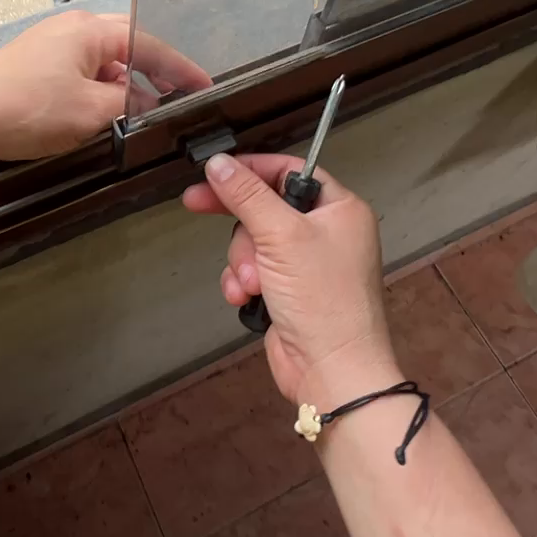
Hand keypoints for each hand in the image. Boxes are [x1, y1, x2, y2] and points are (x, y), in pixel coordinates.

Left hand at [0, 10, 211, 161]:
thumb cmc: (31, 109)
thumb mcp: (91, 111)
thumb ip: (126, 102)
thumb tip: (142, 99)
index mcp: (89, 30)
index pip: (147, 43)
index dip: (179, 68)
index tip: (203, 85)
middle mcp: (70, 28)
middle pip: (124, 42)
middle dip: (153, 67)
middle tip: (178, 90)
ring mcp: (48, 44)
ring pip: (100, 57)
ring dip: (124, 80)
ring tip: (145, 105)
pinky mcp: (31, 63)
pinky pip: (79, 68)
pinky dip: (99, 85)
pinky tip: (103, 108)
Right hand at [182, 154, 399, 406]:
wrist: (332, 374)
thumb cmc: (323, 301)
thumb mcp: (281, 235)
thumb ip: (246, 195)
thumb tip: (219, 163)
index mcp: (339, 209)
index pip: (289, 171)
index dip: (251, 169)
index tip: (216, 171)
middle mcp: (326, 231)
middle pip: (264, 206)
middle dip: (242, 226)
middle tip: (197, 204)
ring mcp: (306, 262)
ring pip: (252, 240)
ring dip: (242, 261)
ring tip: (251, 283)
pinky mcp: (288, 289)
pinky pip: (251, 269)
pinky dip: (242, 281)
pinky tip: (244, 297)